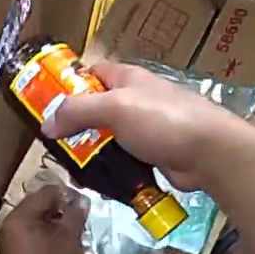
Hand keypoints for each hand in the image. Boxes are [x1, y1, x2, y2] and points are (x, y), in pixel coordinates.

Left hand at [0, 184, 86, 253]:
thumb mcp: (69, 240)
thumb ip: (75, 215)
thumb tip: (81, 201)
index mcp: (19, 218)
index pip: (47, 192)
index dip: (70, 195)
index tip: (90, 204)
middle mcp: (11, 228)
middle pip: (42, 207)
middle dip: (65, 211)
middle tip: (87, 219)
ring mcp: (13, 245)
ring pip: (41, 225)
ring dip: (61, 226)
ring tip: (81, 234)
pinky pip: (38, 240)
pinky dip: (54, 240)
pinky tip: (70, 249)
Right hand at [39, 61, 254, 190]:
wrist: (209, 152)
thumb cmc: (162, 120)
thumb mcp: (114, 107)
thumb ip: (78, 111)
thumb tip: (45, 125)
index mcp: (127, 78)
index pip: (91, 73)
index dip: (69, 86)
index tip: (47, 107)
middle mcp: (136, 99)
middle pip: (97, 108)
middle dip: (76, 125)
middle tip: (55, 145)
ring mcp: (146, 127)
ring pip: (109, 136)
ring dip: (92, 150)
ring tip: (71, 167)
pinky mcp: (154, 153)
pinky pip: (124, 158)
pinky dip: (111, 167)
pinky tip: (98, 180)